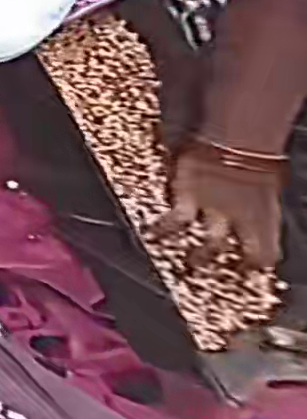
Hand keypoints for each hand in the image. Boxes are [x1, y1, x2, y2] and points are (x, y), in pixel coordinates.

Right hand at [165, 145, 283, 268]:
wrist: (237, 146)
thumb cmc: (254, 163)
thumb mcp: (262, 190)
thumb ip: (249, 205)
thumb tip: (244, 214)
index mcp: (264, 219)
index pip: (264, 252)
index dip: (254, 264)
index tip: (243, 270)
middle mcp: (242, 220)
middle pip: (236, 250)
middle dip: (222, 263)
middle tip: (207, 273)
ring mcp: (214, 210)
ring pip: (208, 241)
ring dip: (195, 253)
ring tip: (180, 261)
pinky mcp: (188, 199)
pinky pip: (177, 220)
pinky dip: (165, 228)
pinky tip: (153, 233)